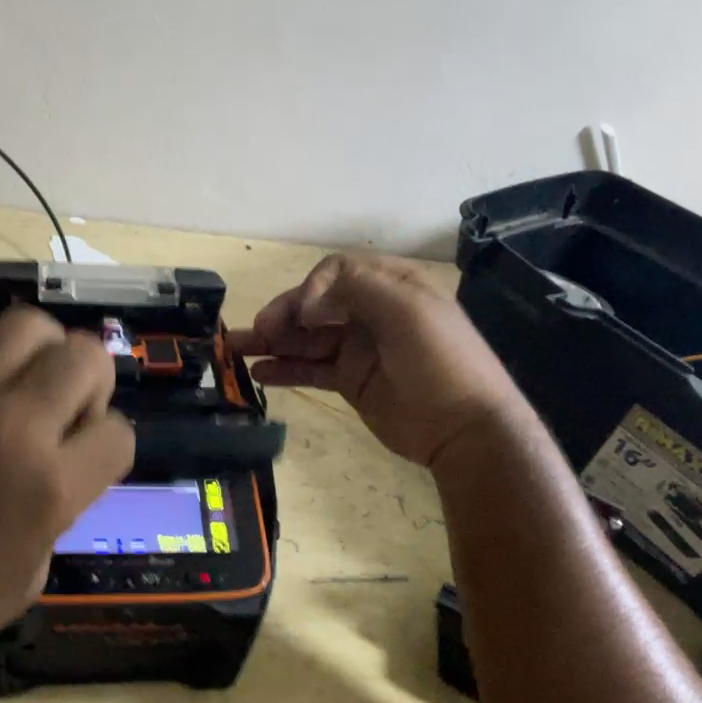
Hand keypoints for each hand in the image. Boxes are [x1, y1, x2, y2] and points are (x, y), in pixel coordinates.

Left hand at [0, 307, 133, 702]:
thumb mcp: (30, 576)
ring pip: (29, 324)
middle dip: (91, 384)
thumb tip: (63, 470)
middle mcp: (14, 426)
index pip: (118, 432)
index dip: (109, 450)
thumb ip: (60, 510)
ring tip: (25, 387)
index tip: (87, 465)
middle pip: (86, 356)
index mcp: (49, 488)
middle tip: (64, 416)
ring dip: (42, 352)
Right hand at [231, 254, 526, 470]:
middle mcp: (372, 313)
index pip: (336, 272)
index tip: (304, 315)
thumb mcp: (408, 310)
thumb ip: (357, 287)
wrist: (465, 429)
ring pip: (307, 337)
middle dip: (283, 315)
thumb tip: (308, 299)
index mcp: (392, 286)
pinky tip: (259, 373)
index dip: (312, 288)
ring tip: (236, 350)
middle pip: (315, 304)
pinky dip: (284, 369)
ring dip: (273, 341)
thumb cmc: (441, 362)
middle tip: (255, 333)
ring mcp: (360, 349)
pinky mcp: (351, 382)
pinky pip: (311, 369)